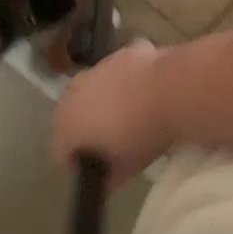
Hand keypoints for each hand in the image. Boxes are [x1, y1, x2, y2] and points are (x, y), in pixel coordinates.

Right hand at [50, 40, 172, 186]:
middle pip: (70, 115)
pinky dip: (122, 81)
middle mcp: (74, 92)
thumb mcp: (128, 167)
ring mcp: (97, 68)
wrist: (173, 89)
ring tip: (125, 114)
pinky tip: (141, 90)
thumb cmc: (144, 134)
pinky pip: (114, 72)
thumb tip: (107, 179)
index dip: (75, 163)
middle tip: (106, 142)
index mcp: (69, 124)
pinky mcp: (120, 53)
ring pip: (90, 89)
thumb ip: (110, 176)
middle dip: (83, 128)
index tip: (91, 170)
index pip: (59, 151)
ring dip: (100, 101)